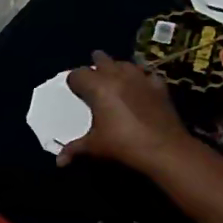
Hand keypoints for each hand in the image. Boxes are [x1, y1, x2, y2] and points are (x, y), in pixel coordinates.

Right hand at [58, 51, 194, 171]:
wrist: (164, 149)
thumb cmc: (123, 144)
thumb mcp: (94, 147)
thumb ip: (74, 149)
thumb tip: (58, 163)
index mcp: (97, 87)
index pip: (77, 74)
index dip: (74, 81)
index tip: (74, 90)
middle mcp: (117, 77)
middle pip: (102, 59)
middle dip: (95, 64)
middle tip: (93, 76)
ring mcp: (140, 79)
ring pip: (125, 63)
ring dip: (118, 67)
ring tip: (114, 76)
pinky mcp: (159, 87)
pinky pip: (149, 74)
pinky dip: (143, 77)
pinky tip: (142, 85)